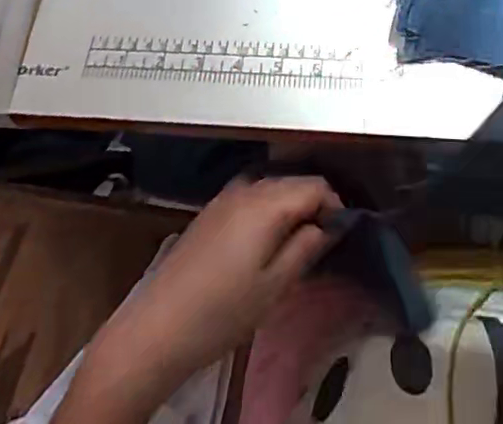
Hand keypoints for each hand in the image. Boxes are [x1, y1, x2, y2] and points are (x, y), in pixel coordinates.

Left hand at [56, 176, 341, 423]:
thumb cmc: (223, 308)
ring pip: (271, 187)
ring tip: (298, 244)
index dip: (335, 206)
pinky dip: (268, 209)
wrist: (161, 322)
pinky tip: (267, 241)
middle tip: (324, 242)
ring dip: (290, 207)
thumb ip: (306, 247)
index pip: (315, 185)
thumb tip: (327, 226)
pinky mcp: (212, 210)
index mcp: (266, 202)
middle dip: (314, 205)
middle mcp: (245, 189)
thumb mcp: (275, 284)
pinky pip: (251, 196)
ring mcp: (225, 196)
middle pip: (293, 181)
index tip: (341, 234)